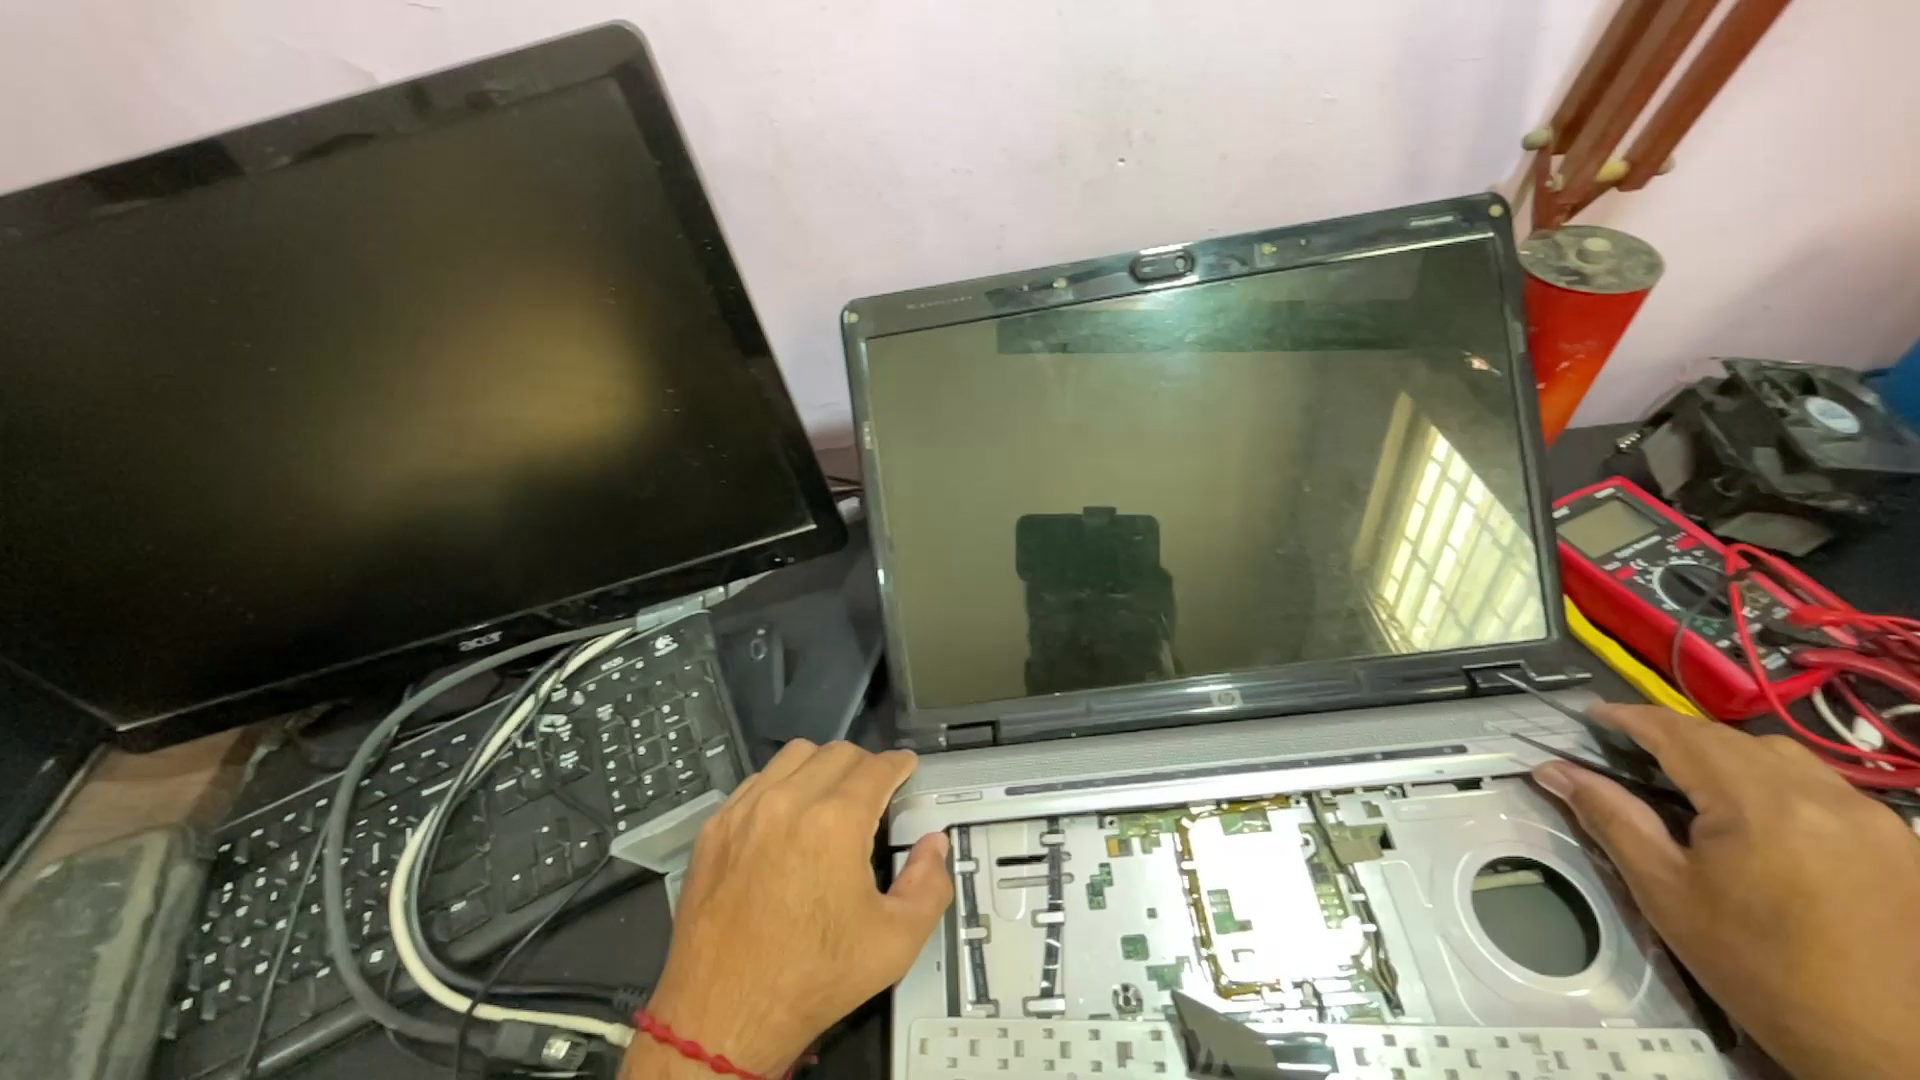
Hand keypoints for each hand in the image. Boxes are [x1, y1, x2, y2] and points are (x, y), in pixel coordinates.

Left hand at [621, 740, 952, 1077]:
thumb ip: (929, 885)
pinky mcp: (715, 830)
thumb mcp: (895, 942)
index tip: (905, 768)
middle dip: (864, 764)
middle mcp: (786, 803)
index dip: (899, 764)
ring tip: (831, 797)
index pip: (877, 767)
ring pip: (792, 756)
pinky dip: (779, 786)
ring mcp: (744, 812)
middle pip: (836, 753)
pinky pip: (755, 783)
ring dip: (821, 767)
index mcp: (834, 823)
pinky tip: (787, 818)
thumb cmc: (812, 978)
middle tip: (875, 790)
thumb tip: (933, 847)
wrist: (724, 1014)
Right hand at [1533, 704, 1919, 1079]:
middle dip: (1675, 736)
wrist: (1887, 1048)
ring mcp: (1872, 817)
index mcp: (1759, 804)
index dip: (1629, 717)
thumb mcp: (1665, 891)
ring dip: (1727, 755)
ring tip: (1691, 782)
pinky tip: (1756, 816)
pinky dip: (1774, 781)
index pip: (1680, 734)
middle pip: (1731, 739)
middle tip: (1628, 753)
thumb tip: (1553, 770)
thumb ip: (1610, 818)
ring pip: (1782, 756)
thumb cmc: (1757, 968)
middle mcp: (1822, 795)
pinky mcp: (1899, 842)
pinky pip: (1822, 786)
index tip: (1591, 716)